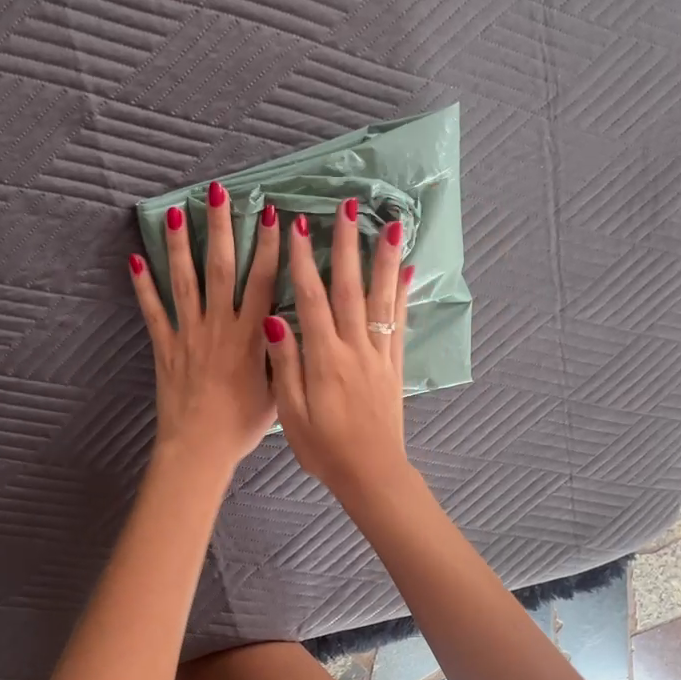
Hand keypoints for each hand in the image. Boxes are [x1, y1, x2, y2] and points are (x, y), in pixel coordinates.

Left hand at [129, 181, 280, 473]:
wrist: (199, 449)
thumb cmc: (241, 426)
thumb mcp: (278, 392)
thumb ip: (284, 355)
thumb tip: (290, 324)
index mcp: (251, 336)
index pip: (262, 280)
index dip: (268, 244)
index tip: (271, 212)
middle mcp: (219, 326)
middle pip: (221, 267)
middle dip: (222, 226)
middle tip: (218, 192)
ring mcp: (189, 334)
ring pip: (185, 281)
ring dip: (182, 244)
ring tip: (178, 211)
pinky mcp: (165, 347)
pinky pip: (153, 312)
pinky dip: (143, 286)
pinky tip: (135, 260)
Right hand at [263, 197, 414, 505]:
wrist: (371, 474)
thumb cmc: (324, 449)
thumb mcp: (292, 413)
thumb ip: (286, 365)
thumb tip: (273, 321)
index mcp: (324, 359)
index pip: (311, 299)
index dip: (304, 261)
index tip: (298, 226)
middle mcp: (355, 349)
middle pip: (350, 288)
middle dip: (347, 245)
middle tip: (348, 206)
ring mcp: (378, 355)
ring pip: (381, 299)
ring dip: (384, 260)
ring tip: (390, 225)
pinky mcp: (394, 366)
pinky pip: (399, 324)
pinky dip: (403, 295)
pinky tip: (407, 271)